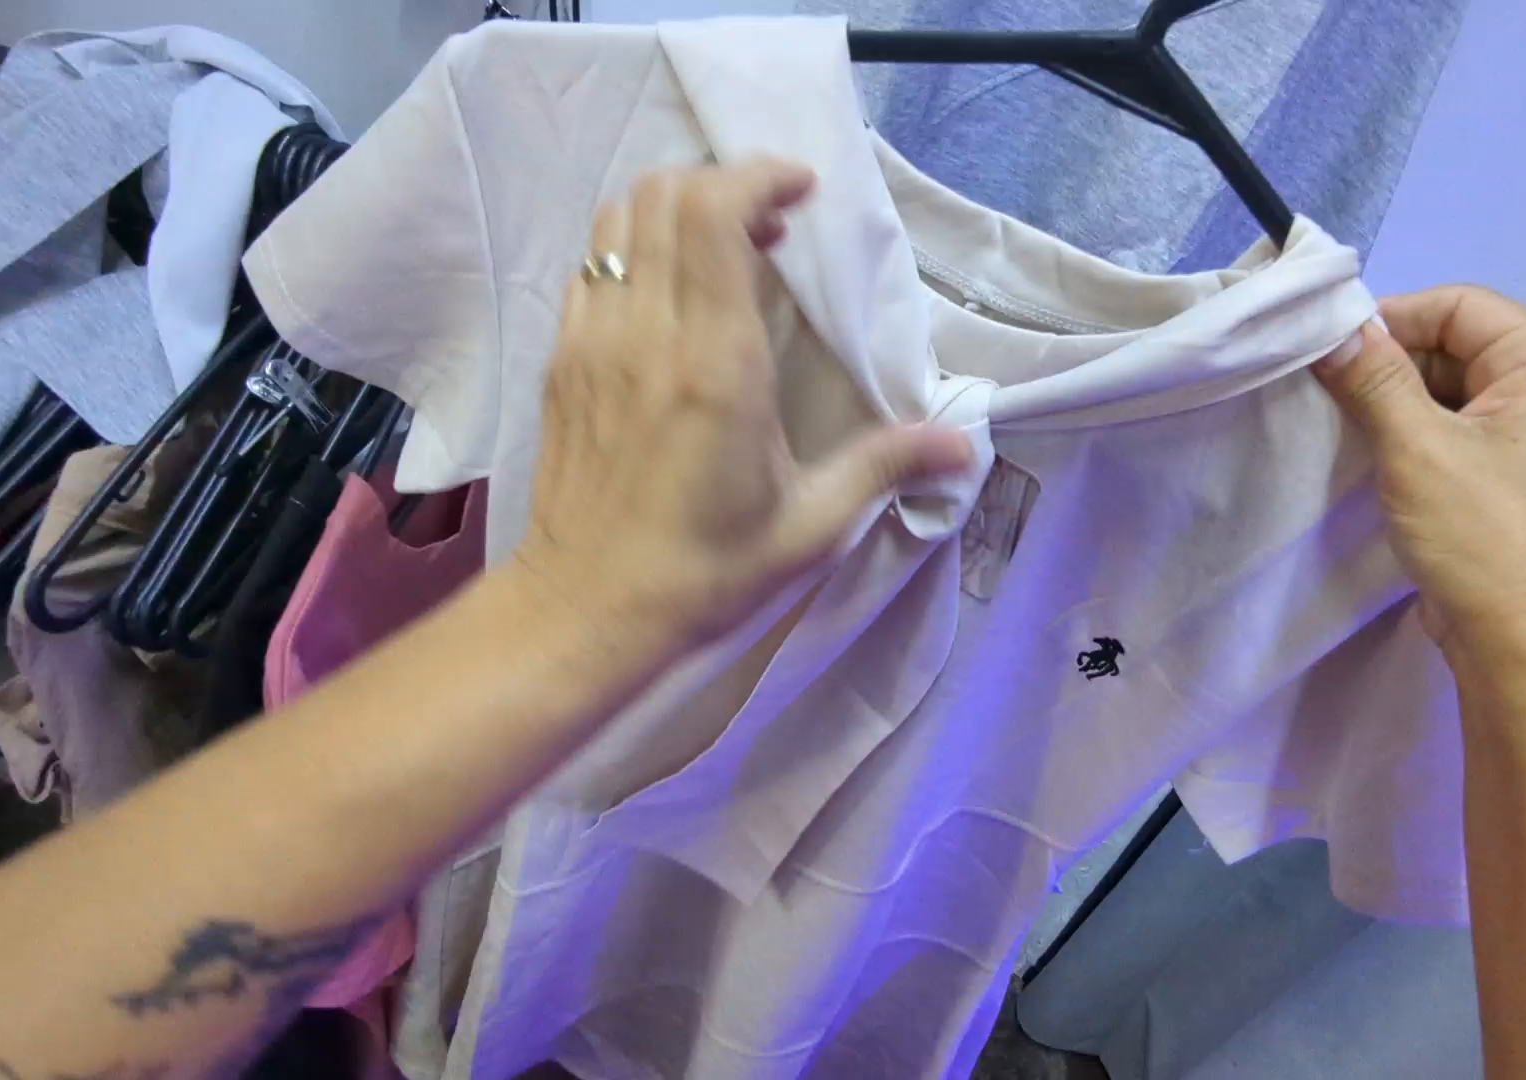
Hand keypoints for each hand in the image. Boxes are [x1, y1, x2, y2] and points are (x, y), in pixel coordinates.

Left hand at [513, 160, 973, 655]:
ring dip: (675, 211)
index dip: (758, 175)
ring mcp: (591, 343)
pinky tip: (668, 298)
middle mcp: (645, 334)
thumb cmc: (705, 574)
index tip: (802, 191)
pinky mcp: (562, 364)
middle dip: (723, 185)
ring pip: (619, 220)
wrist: (586, 612)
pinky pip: (592, 267)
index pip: (714, 212)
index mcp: (715, 365)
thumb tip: (964, 444)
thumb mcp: (810, 528)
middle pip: (663, 194)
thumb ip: (884, 467)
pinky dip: (635, 250)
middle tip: (774, 226)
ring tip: (724, 251)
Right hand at [1313, 285, 1525, 663]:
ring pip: (1451, 386)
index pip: (1459, 306)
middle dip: (1386, 364)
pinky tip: (1370, 451)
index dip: (1386, 321)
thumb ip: (1373, 379)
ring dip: (1393, 400)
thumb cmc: (1482, 535)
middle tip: (1321, 393)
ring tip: (1339, 424)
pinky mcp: (1519, 467)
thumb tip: (1330, 328)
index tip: (1322, 354)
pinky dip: (1412, 429)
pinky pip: (1458, 424)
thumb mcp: (1418, 448)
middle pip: (1456, 343)